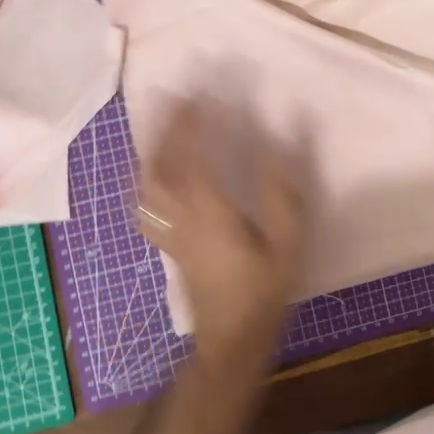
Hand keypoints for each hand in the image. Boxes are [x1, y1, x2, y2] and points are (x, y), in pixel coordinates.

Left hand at [134, 102, 307, 367]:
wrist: (232, 340)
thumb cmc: (265, 291)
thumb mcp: (287, 242)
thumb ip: (282, 193)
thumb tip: (279, 143)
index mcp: (210, 214)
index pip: (195, 158)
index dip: (196, 123)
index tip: (207, 93)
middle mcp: (181, 218)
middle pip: (161, 163)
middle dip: (167, 125)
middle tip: (178, 92)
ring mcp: (168, 231)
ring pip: (147, 180)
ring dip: (152, 144)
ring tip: (162, 117)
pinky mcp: (167, 242)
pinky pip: (145, 201)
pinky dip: (146, 174)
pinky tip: (153, 165)